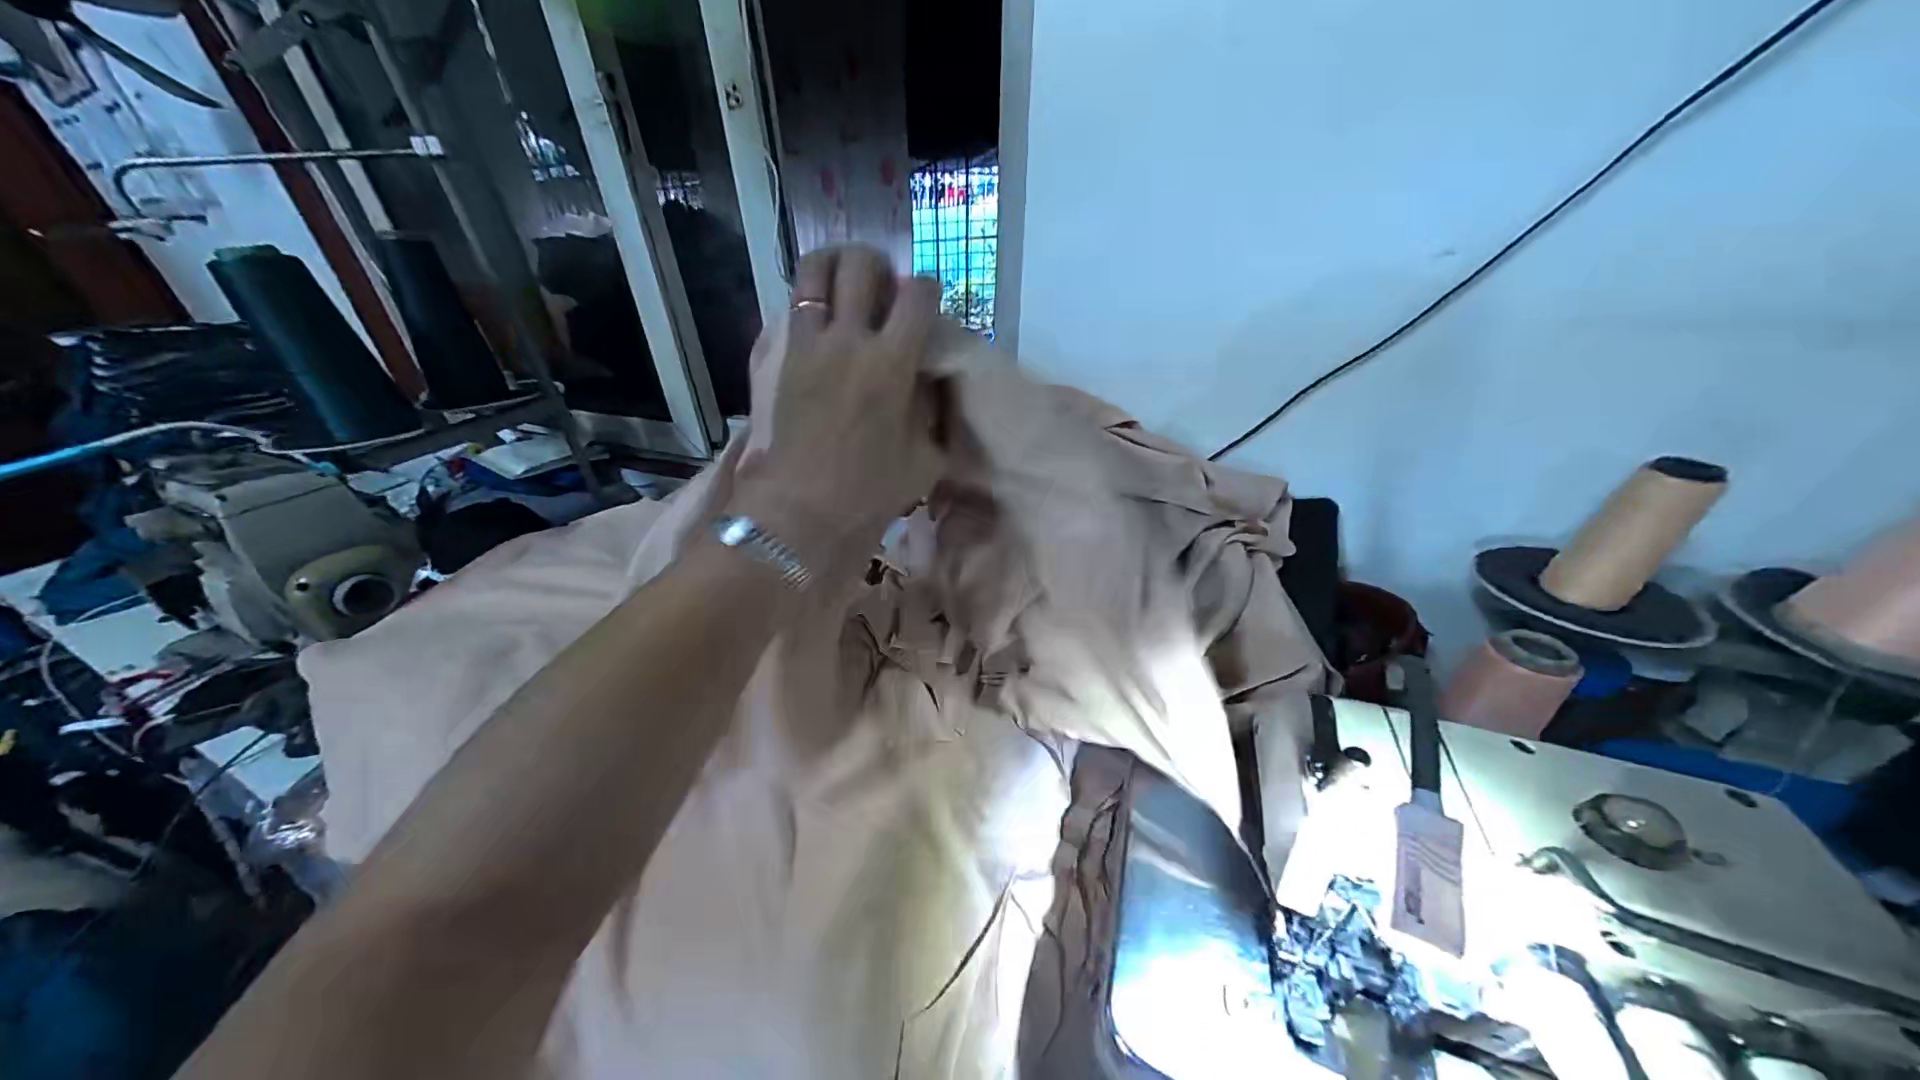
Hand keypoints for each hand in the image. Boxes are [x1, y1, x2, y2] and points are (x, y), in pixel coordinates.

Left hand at [726, 244, 941, 581]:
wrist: (805, 508)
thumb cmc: (872, 489)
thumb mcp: (927, 455)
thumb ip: (934, 407)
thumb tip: (932, 376)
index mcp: (893, 362)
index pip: (918, 294)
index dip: (929, 289)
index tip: (928, 305)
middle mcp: (850, 338)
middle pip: (862, 264)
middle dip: (881, 266)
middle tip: (886, 291)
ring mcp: (811, 343)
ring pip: (817, 269)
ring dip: (838, 265)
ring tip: (850, 284)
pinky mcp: (785, 355)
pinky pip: (796, 303)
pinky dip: (813, 295)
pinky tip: (825, 315)